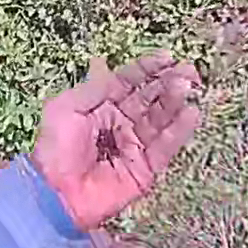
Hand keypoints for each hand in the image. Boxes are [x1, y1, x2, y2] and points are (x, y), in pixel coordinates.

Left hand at [32, 53, 201, 230]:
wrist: (56, 191)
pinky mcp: (145, 169)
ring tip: (188, 86)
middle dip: (167, 83)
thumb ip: (95, 88)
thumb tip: (109, 64)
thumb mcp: (67, 107)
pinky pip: (165, 147)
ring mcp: (133, 146)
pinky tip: (191, 114)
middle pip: (147, 99)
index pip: (127, 82)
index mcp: (98, 106)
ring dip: (174, 102)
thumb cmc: (56, 146)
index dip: (146, 69)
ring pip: (159, 120)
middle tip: (188, 70)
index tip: (168, 57)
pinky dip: (179, 131)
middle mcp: (118, 123)